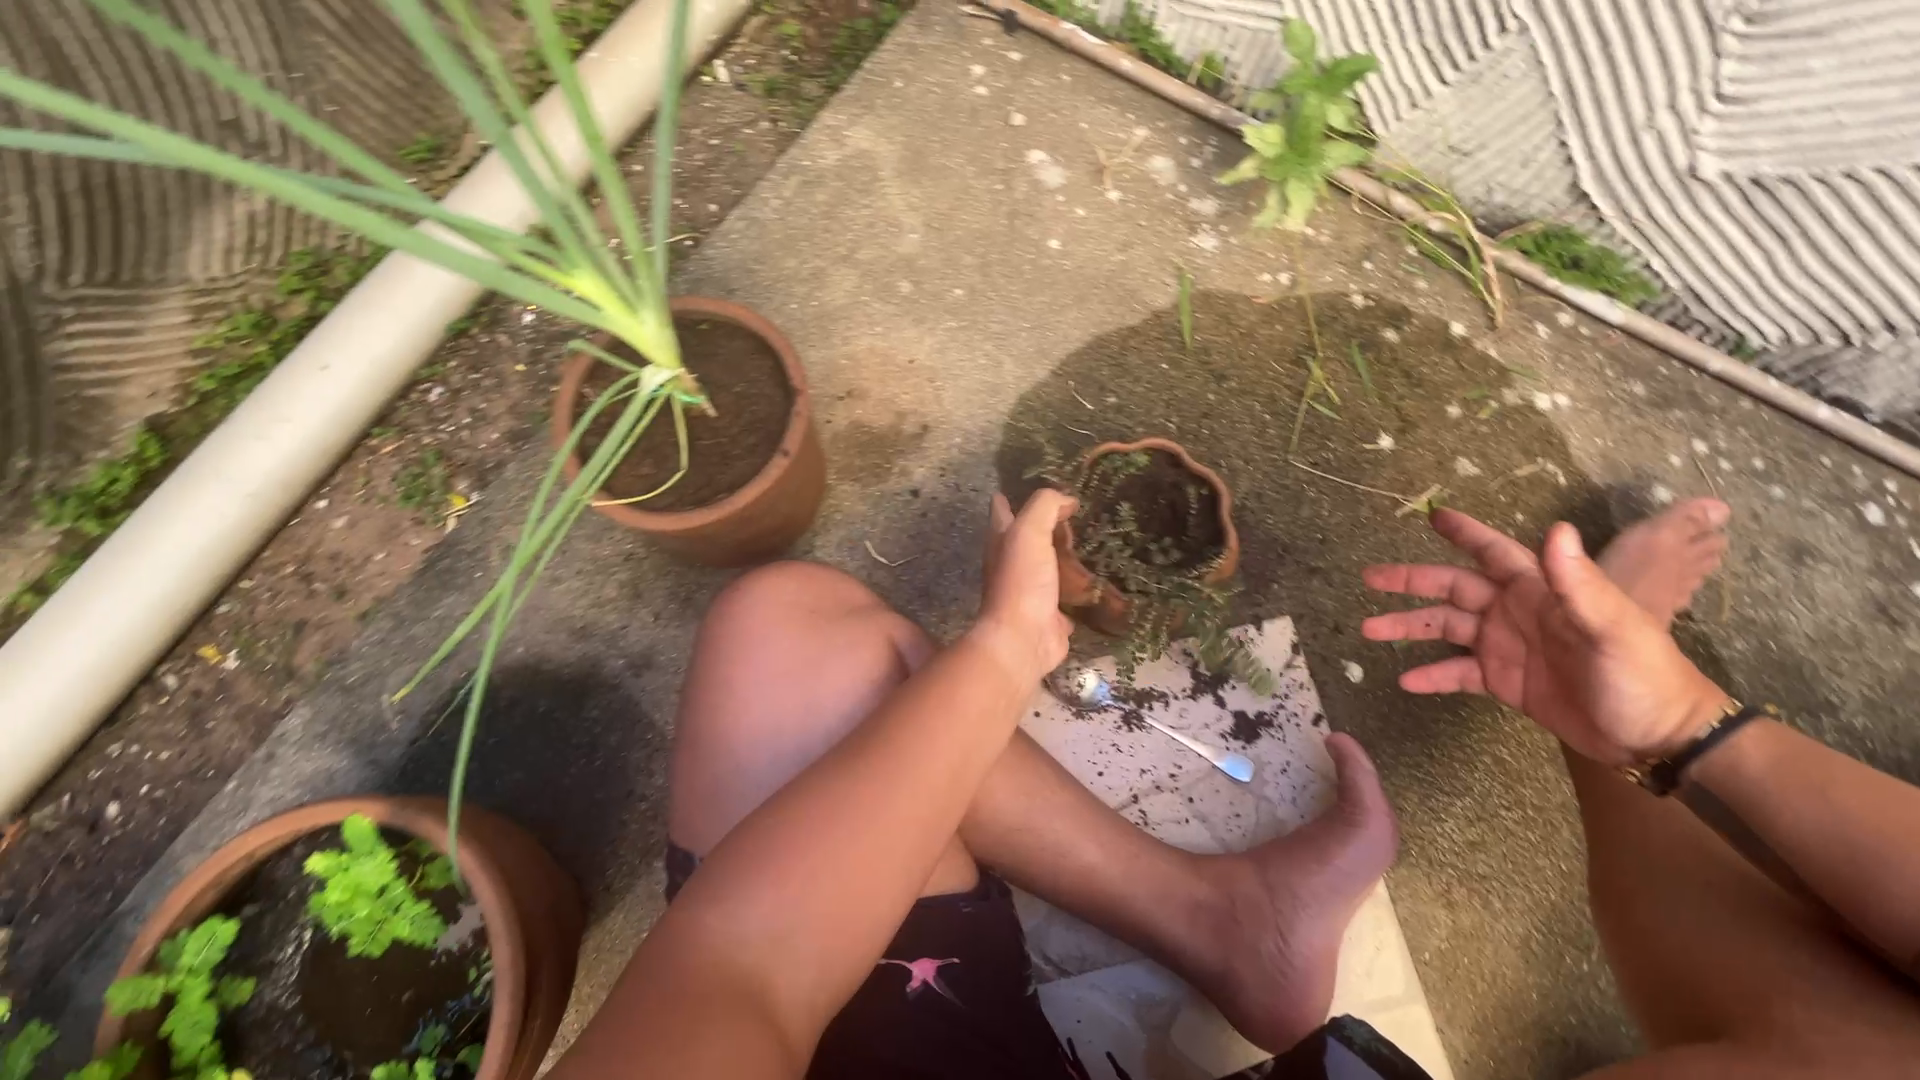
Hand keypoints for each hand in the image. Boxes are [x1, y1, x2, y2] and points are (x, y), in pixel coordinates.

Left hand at [972, 490, 1077, 684]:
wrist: (1023, 638)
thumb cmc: (1021, 581)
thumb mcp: (1029, 531)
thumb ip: (1046, 506)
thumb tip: (1068, 500)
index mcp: (1002, 541)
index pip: (1002, 510)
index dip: (1013, 495)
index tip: (1034, 484)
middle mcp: (1013, 563)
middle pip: (1028, 537)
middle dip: (1046, 524)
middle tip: (1076, 511)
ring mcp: (1032, 590)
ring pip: (1050, 565)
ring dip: (1065, 555)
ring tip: (1093, 539)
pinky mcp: (1052, 613)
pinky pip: (1069, 596)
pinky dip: (1081, 588)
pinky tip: (1098, 580)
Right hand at [1361, 509, 1730, 765]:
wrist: (1656, 736)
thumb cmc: (1642, 674)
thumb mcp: (1613, 626)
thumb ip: (1578, 582)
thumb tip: (1556, 528)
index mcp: (1538, 592)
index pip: (1493, 552)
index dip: (1464, 533)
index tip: (1432, 516)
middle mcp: (1514, 612)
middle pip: (1453, 589)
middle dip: (1410, 582)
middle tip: (1370, 578)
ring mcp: (1506, 647)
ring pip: (1445, 629)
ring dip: (1407, 628)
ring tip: (1369, 630)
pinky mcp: (1503, 682)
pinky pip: (1457, 673)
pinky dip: (1431, 675)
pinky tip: (1405, 680)